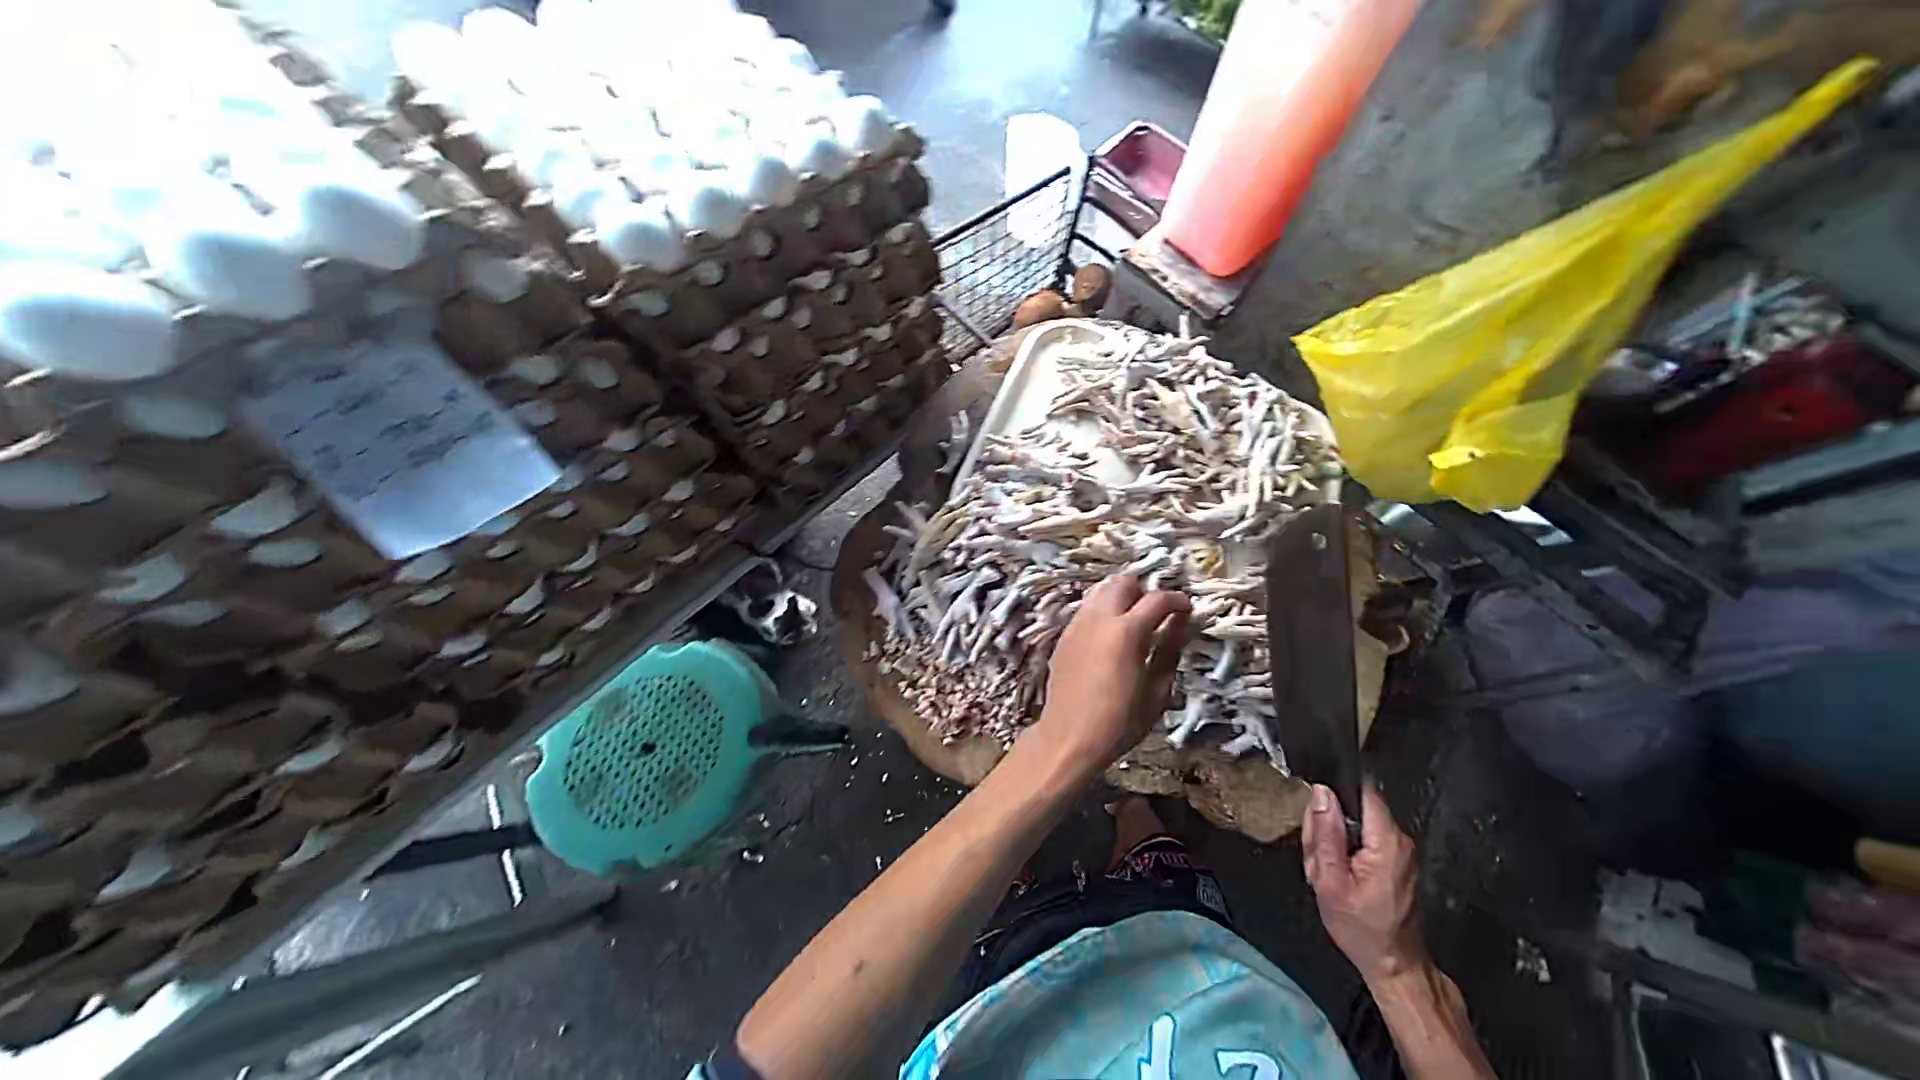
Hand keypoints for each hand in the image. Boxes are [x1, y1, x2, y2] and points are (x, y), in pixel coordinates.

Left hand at [1023, 575, 1189, 777]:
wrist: (1069, 737)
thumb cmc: (1120, 722)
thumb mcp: (1157, 690)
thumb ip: (1170, 650)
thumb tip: (1181, 625)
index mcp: (1126, 631)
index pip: (1157, 599)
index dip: (1177, 601)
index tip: (1187, 610)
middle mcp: (1098, 619)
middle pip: (1123, 582)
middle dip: (1144, 591)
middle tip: (1157, 613)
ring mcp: (1076, 625)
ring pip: (1100, 591)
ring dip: (1120, 597)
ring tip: (1134, 622)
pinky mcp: (1063, 636)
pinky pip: (1086, 610)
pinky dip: (1102, 612)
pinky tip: (1111, 636)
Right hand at [1302, 784, 1427, 984]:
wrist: (1393, 964)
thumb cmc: (1361, 929)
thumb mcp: (1329, 881)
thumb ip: (1323, 833)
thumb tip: (1320, 794)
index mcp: (1386, 842)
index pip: (1362, 789)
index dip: (1335, 790)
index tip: (1317, 808)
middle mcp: (1401, 841)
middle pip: (1357, 807)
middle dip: (1331, 821)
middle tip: (1320, 852)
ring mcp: (1402, 851)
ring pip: (1359, 823)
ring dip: (1338, 837)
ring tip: (1330, 867)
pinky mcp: (1398, 860)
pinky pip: (1366, 838)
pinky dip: (1348, 849)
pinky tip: (1342, 873)